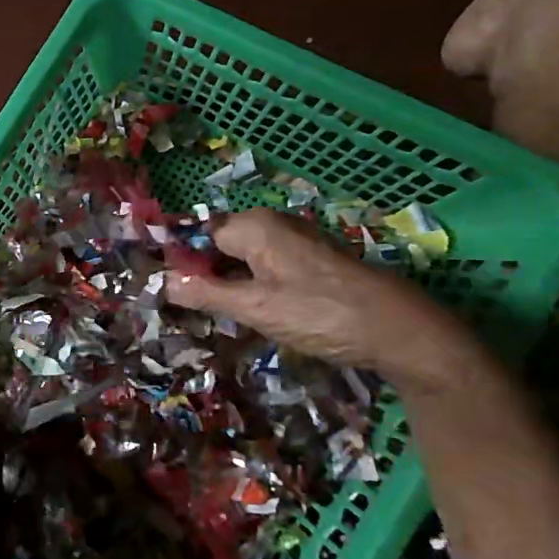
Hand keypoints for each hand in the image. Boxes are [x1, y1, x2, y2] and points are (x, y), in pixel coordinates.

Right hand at [165, 209, 485, 383]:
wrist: (401, 331)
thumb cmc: (322, 314)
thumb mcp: (256, 307)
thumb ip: (205, 293)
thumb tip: (160, 281)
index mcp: (254, 227)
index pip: (198, 234)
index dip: (177, 259)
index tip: (157, 287)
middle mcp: (273, 226)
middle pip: (219, 245)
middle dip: (198, 273)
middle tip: (179, 308)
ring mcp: (295, 244)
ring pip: (241, 259)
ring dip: (223, 284)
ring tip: (205, 315)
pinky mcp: (310, 264)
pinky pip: (264, 269)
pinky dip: (248, 288)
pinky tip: (244, 313)